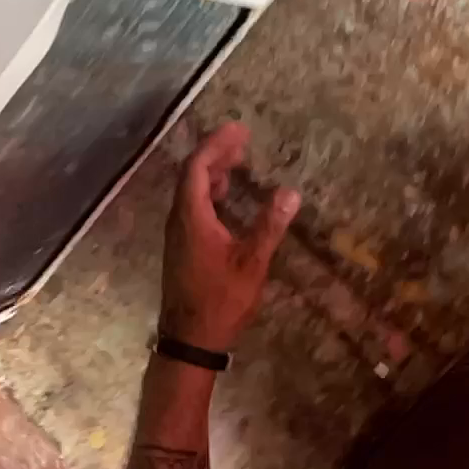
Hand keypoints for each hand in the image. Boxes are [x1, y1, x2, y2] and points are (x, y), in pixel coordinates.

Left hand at [161, 122, 299, 353]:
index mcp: (192, 217)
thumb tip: (290, 192)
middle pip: (193, 175)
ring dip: (214, 172)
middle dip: (217, 153)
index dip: (217, 145)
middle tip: (243, 139)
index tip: (239, 129)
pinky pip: (194, 206)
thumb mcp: (251, 263)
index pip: (198, 168)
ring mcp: (178, 235)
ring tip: (240, 160)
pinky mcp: (183, 247)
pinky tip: (230, 197)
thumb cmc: (221, 300)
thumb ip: (269, 226)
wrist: (190, 340)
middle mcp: (179, 220)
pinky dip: (212, 192)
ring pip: (192, 191)